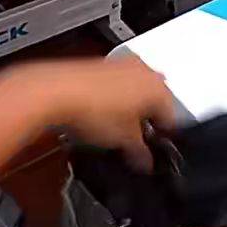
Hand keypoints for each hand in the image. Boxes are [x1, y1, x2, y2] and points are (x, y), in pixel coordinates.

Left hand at [6, 57, 175, 168]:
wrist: (56, 91)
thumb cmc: (95, 111)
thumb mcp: (123, 141)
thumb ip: (140, 154)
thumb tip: (145, 164)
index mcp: (160, 90)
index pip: (170, 119)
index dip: (160, 139)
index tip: (150, 152)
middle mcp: (146, 72)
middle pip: (154, 102)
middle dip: (145, 121)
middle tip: (132, 141)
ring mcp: (123, 65)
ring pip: (135, 91)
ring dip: (129, 108)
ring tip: (112, 127)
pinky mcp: (101, 63)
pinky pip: (116, 84)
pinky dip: (112, 98)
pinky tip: (98, 113)